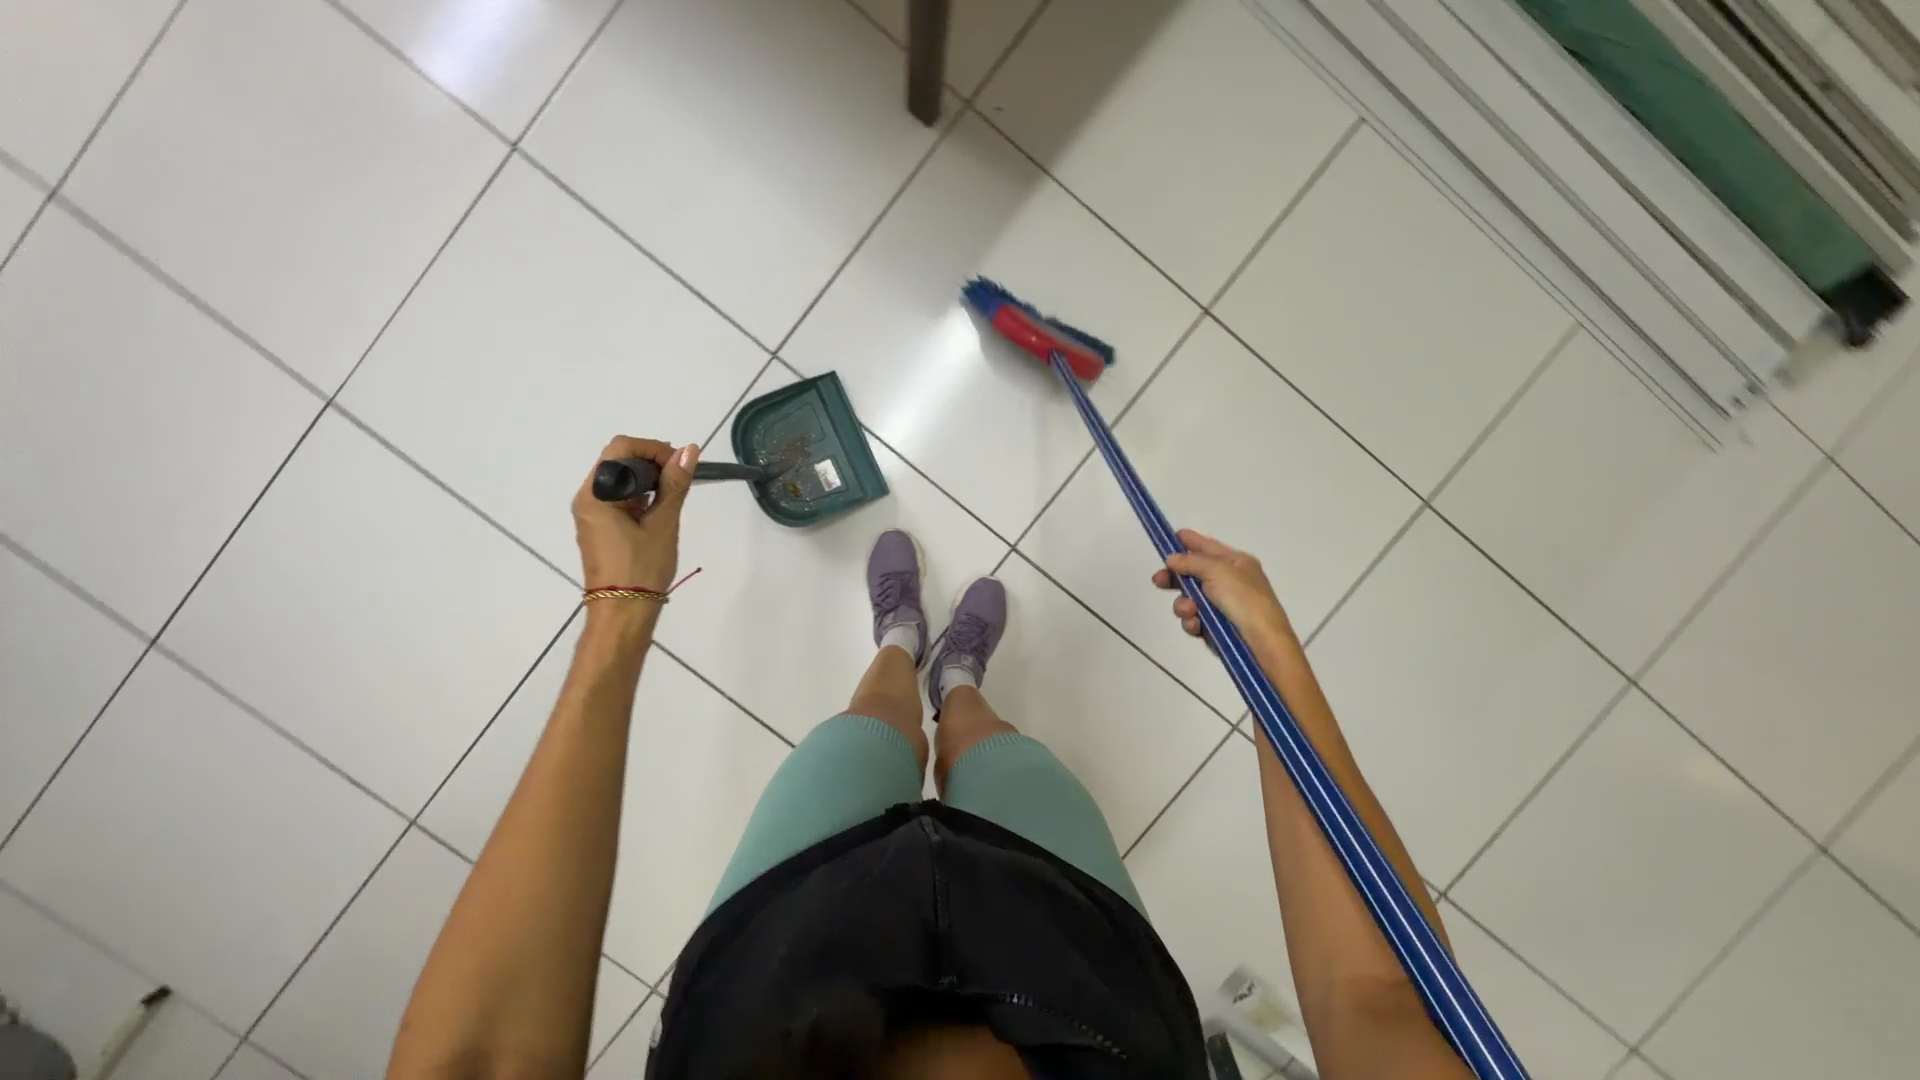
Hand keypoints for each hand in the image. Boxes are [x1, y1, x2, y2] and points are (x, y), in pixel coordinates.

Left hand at [572, 437, 697, 591]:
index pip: (621, 448)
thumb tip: (689, 450)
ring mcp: (592, 514)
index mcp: (595, 494)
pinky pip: (619, 499)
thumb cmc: (642, 568)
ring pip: (620, 480)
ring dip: (648, 479)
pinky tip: (660, 510)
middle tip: (680, 479)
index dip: (653, 449)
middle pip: (618, 461)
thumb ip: (675, 484)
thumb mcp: (663, 523)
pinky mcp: (600, 528)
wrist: (624, 614)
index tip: (679, 466)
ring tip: (674, 495)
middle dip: (652, 462)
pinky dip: (641, 496)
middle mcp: (587, 499)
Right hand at [1151, 529, 1296, 650]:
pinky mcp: (1215, 628)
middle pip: (1193, 574)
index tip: (1167, 538)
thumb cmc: (1244, 599)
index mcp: (1236, 563)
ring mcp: (1222, 606)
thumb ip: (1191, 562)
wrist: (1262, 642)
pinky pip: (1194, 620)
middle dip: (1175, 577)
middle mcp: (1229, 582)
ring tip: (1190, 610)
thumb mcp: (1218, 571)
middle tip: (1158, 580)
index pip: (1207, 546)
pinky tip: (1196, 625)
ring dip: (1184, 604)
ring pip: (1189, 599)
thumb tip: (1172, 558)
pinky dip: (1192, 622)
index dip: (1188, 541)